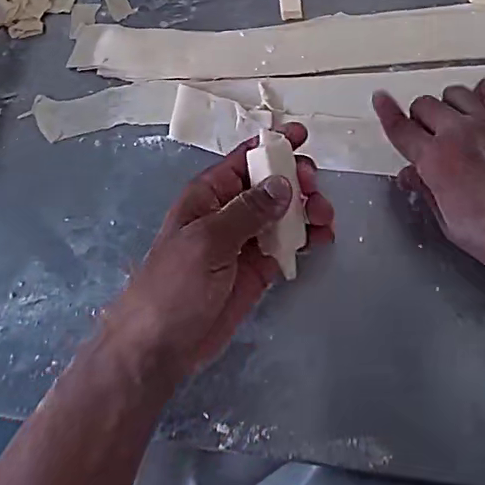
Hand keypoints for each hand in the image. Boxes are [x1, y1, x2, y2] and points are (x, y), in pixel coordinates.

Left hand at [100, 123, 334, 380]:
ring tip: (324, 219)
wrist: (160, 349)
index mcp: (211, 193)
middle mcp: (231, 209)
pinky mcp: (260, 266)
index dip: (273, 144)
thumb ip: (248, 211)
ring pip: (286, 211)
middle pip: (272, 181)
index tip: (301, 136)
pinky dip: (308, 236)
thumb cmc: (173, 286)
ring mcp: (247, 239)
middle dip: (297, 178)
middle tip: (313, 190)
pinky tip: (322, 238)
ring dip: (308, 208)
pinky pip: (289, 242)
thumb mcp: (207, 241)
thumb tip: (284, 184)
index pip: (246, 158)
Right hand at [374, 79, 484, 295]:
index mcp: (436, 160)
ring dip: (449, 105)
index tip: (381, 99)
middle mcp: (458, 133)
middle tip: (428, 135)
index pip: (400, 127)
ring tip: (457, 122)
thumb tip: (412, 175)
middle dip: (420, 118)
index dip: (387, 112)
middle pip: (424, 105)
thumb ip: (427, 191)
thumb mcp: (451, 224)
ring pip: (455, 92)